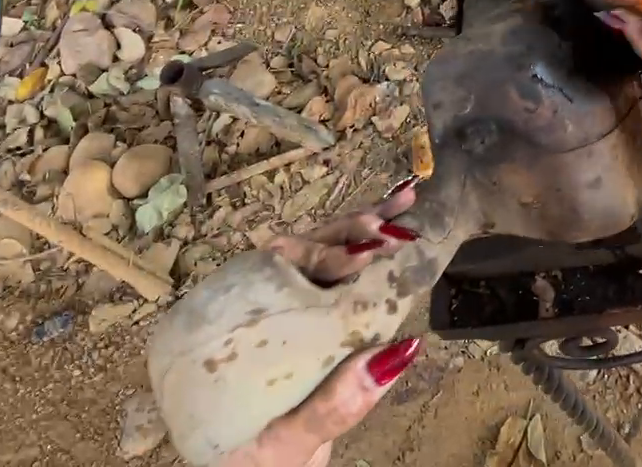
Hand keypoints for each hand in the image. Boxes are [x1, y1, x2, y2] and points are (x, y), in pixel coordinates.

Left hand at [219, 181, 424, 466]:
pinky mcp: (319, 309)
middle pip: (307, 250)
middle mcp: (259, 303)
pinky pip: (348, 273)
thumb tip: (394, 355)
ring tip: (406, 201)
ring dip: (370, 225)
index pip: (275, 271)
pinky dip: (376, 247)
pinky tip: (403, 221)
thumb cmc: (258, 465)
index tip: (363, 252)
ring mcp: (291, 303)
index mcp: (236, 328)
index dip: (322, 253)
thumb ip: (332, 407)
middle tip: (393, 220)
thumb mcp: (289, 446)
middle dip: (354, 230)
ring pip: (330, 251)